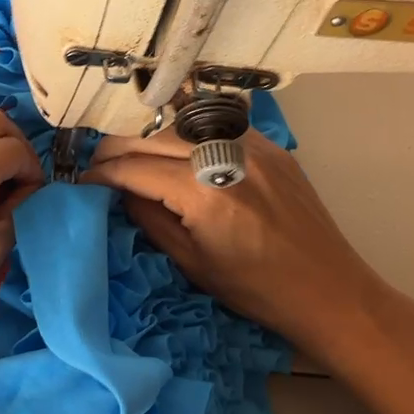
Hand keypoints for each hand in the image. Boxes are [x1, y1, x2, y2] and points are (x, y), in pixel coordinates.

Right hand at [81, 127, 386, 358]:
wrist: (330, 290)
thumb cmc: (257, 290)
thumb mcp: (192, 264)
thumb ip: (150, 219)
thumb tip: (119, 192)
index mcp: (204, 194)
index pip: (136, 169)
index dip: (103, 174)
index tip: (83, 181)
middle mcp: (226, 157)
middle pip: (153, 136)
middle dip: (117, 148)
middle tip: (97, 163)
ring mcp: (252, 146)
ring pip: (182, 123)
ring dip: (149, 135)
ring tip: (130, 153)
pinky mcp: (270, 146)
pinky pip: (217, 125)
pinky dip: (188, 132)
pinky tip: (175, 145)